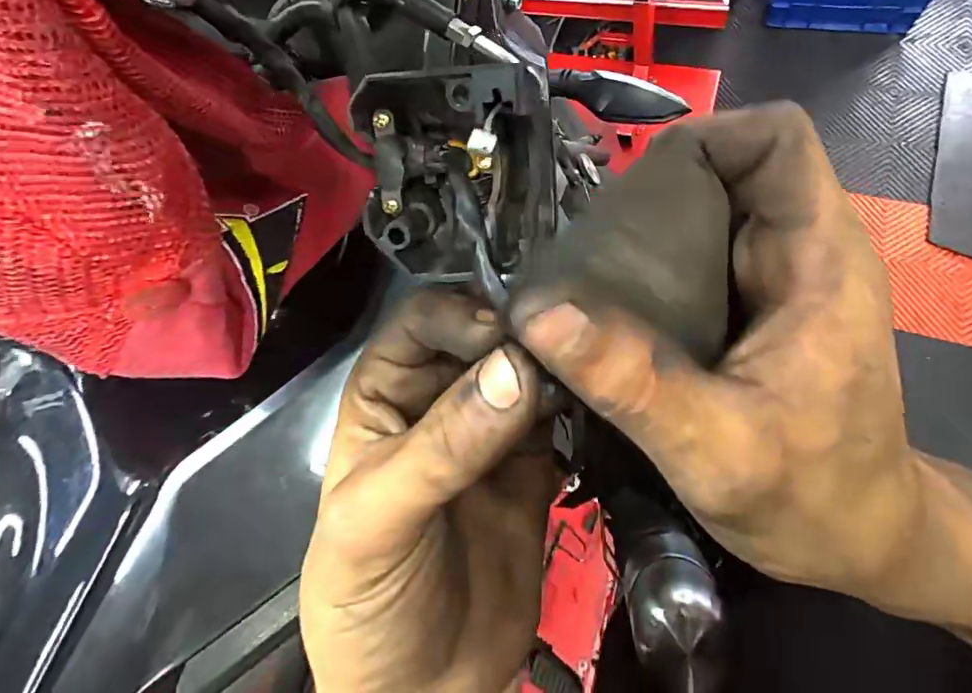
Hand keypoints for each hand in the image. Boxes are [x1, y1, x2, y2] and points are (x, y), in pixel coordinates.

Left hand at [301, 290, 559, 692]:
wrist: (424, 691)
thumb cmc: (370, 601)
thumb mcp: (378, 523)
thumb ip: (441, 448)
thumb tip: (514, 370)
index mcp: (386, 392)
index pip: (422, 321)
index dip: (460, 315)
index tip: (505, 333)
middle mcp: (440, 395)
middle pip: (483, 334)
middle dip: (518, 332)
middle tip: (564, 339)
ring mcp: (491, 427)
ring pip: (526, 367)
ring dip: (555, 362)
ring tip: (590, 361)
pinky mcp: (534, 460)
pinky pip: (560, 413)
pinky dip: (580, 401)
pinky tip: (601, 395)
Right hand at [511, 103, 921, 599]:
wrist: (867, 539)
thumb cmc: (813, 497)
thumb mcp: (713, 449)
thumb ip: (629, 381)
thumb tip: (538, 314)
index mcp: (820, 256)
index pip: (780, 137)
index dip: (714, 134)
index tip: (645, 183)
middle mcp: (810, 246)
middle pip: (741, 161)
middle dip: (670, 179)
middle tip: (606, 235)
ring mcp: (790, 269)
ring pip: (724, 197)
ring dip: (665, 215)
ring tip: (607, 262)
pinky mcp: (770, 295)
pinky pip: (716, 238)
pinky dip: (671, 248)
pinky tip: (632, 293)